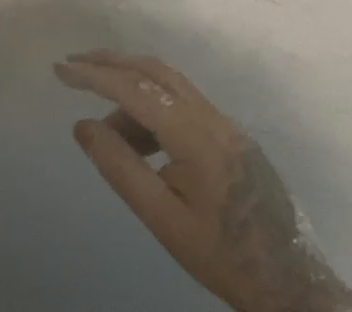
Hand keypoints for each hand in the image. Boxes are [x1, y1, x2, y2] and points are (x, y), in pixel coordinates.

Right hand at [56, 52, 351, 311]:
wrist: (293, 287)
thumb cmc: (221, 254)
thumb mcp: (160, 216)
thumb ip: (119, 166)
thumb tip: (82, 124)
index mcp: (199, 139)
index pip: (136, 90)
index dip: (93, 76)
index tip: (59, 70)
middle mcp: (217, 123)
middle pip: (156, 72)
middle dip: (111, 63)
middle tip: (73, 67)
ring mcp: (230, 130)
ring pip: (171, 87)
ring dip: (131, 90)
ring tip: (106, 129)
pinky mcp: (235, 142)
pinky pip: (185, 107)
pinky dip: (152, 108)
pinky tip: (140, 141)